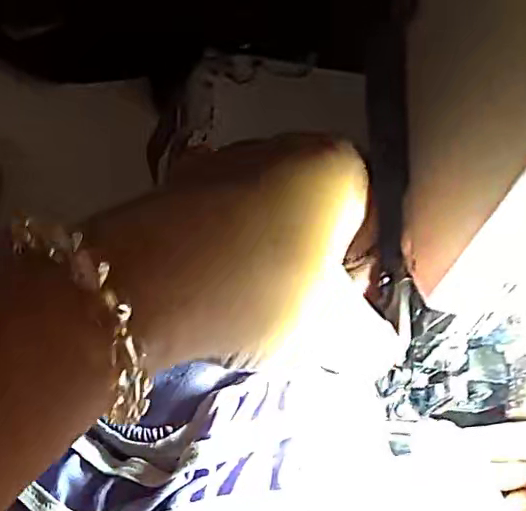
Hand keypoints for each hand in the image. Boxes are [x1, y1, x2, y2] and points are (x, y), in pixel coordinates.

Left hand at [83, 135, 373, 368]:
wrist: (146, 286)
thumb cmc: (256, 294)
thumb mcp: (327, 331)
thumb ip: (369, 342)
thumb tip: (379, 348)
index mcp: (340, 165)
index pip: (377, 229)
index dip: (362, 283)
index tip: (337, 318)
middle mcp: (286, 146)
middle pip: (319, 228)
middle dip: (312, 280)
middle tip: (293, 323)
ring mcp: (226, 163)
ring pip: (269, 231)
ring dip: (268, 276)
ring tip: (248, 317)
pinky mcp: (180, 190)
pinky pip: (224, 234)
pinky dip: (227, 266)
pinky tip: (215, 300)